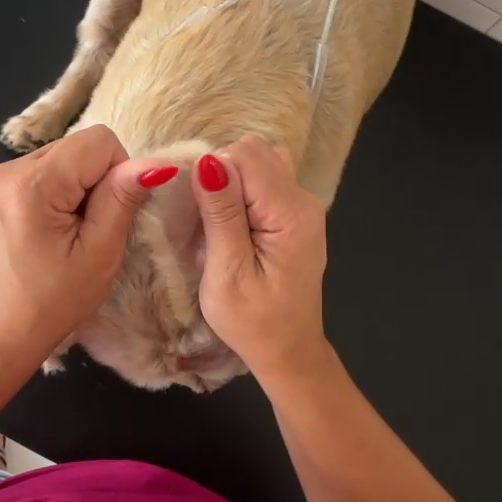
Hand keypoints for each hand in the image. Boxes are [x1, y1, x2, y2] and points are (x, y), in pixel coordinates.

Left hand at [0, 124, 176, 364]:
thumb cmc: (55, 301)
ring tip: (73, 230)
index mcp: (31, 184)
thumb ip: (123, 199)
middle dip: (97, 180)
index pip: (99, 141)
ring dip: (80, 185)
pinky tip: (56, 227)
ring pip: (64, 155)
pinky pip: (46, 168)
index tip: (109, 215)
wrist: (5, 330)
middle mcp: (7, 168)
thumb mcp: (99, 253)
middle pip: (79, 145)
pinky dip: (62, 190)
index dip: (118, 173)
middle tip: (91, 228)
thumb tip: (157, 162)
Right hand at [192, 135, 331, 375]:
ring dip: (232, 182)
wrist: (287, 350)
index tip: (198, 214)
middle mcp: (303, 199)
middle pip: (253, 151)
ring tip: (221, 222)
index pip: (244, 155)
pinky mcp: (295, 213)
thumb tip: (206, 160)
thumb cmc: (252, 322)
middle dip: (221, 175)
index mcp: (290, 213)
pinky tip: (233, 224)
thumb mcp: (227, 273)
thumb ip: (220, 214)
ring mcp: (302, 205)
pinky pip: (264, 180)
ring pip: (259, 160)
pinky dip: (242, 191)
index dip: (212, 175)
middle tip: (208, 223)